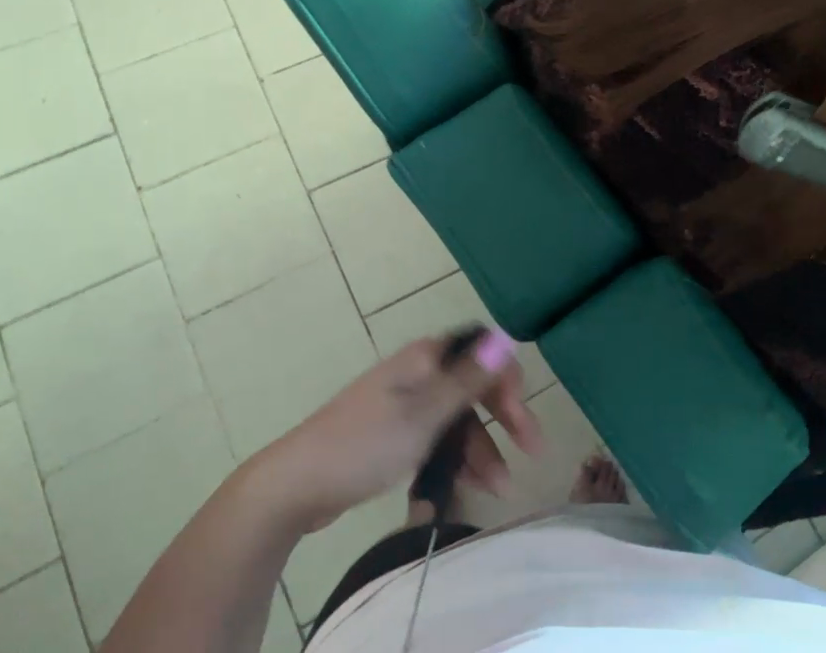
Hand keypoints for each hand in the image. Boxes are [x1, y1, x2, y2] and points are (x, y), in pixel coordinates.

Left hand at [243, 327, 543, 530]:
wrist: (295, 486)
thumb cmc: (364, 445)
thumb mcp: (425, 415)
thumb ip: (469, 378)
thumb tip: (506, 336)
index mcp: (426, 359)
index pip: (484, 354)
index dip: (509, 384)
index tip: (522, 421)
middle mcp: (419, 374)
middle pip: (476, 389)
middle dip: (504, 421)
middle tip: (530, 452)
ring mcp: (404, 405)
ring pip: (458, 421)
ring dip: (481, 451)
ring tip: (496, 490)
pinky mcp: (392, 435)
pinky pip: (437, 441)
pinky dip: (454, 461)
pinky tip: (463, 490)